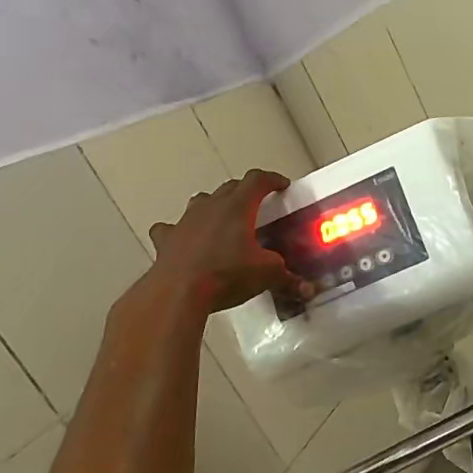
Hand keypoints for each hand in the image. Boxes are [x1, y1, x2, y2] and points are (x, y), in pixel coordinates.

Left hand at [145, 169, 308, 313]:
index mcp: (238, 207)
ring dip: (213, 206)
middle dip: (245, 191)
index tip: (280, 184)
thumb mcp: (267, 275)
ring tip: (223, 219)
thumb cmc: (224, 274)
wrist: (179, 292)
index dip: (272, 180)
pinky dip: (179, 231)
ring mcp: (185, 221)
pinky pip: (171, 228)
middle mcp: (210, 207)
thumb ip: (287, 278)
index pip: (258, 181)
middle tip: (257, 202)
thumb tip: (305, 288)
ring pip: (201, 202)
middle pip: (230, 187)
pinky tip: (185, 240)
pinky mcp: (167, 239)